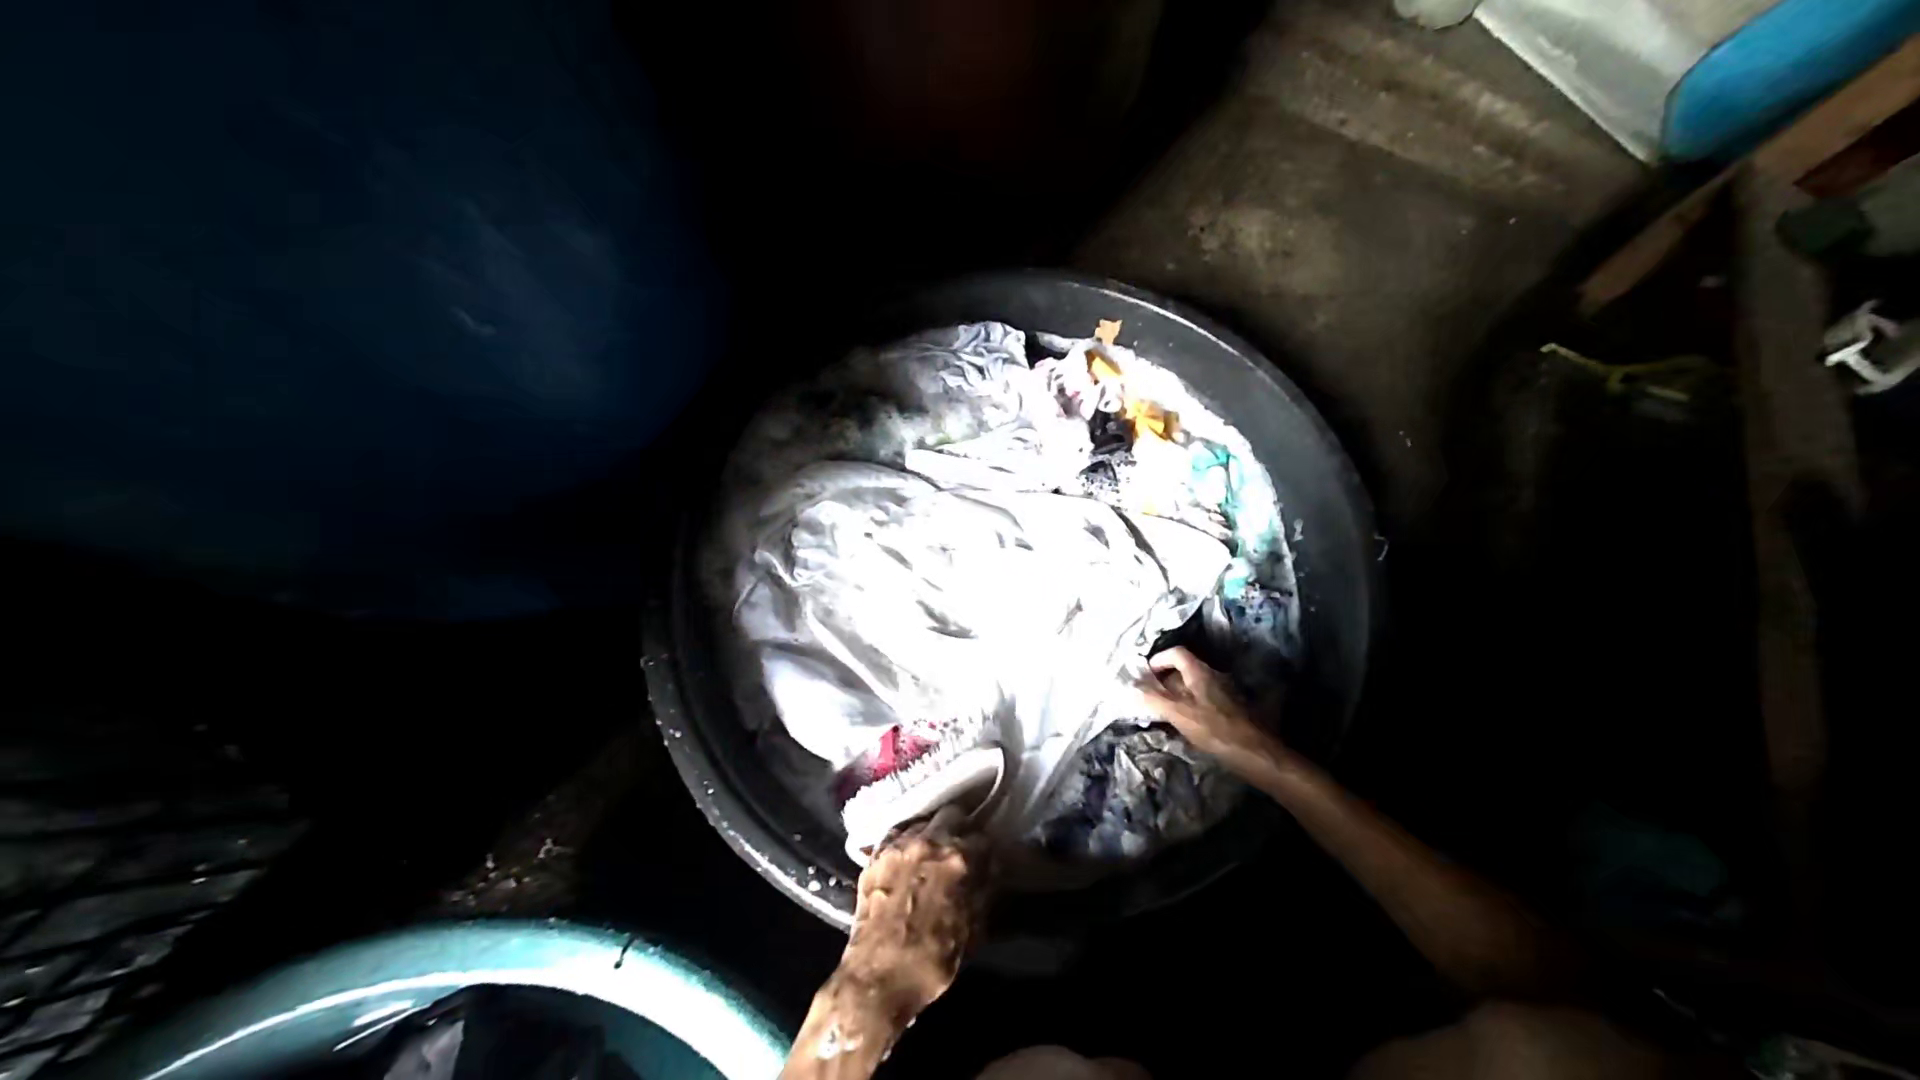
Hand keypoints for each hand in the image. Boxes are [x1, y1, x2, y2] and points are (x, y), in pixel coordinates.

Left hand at [835, 804, 988, 1023]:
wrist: (878, 977)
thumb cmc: (932, 960)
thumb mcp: (972, 929)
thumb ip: (983, 891)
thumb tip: (990, 872)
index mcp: (960, 859)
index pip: (983, 837)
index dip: (986, 849)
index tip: (985, 858)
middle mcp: (930, 841)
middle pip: (952, 814)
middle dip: (960, 827)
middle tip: (960, 844)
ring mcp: (899, 844)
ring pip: (923, 819)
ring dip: (932, 830)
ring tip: (933, 847)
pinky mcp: (876, 853)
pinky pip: (896, 832)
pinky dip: (906, 837)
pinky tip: (908, 851)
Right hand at [1139, 646, 1278, 767]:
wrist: (1256, 753)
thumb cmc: (1215, 730)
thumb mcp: (1179, 714)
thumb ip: (1154, 699)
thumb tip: (1132, 687)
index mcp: (1200, 672)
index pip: (1176, 653)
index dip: (1159, 660)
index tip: (1146, 675)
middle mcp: (1215, 676)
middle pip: (1185, 669)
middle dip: (1166, 680)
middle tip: (1152, 696)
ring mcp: (1226, 692)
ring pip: (1196, 686)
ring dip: (1179, 695)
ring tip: (1166, 713)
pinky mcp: (1232, 709)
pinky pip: (1205, 700)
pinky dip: (1192, 706)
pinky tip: (1187, 725)